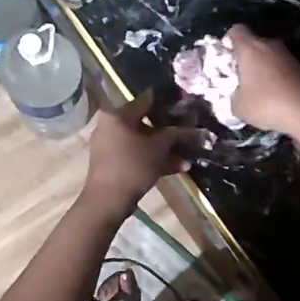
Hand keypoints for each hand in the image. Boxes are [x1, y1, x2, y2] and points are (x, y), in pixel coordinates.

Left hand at [80, 93, 191, 218]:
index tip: (183, 104)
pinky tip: (177, 167)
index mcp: (117, 115)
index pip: (145, 100)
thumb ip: (175, 135)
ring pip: (141, 143)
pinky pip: (135, 156)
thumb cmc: (133, 165)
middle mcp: (110, 126)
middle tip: (188, 134)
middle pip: (144, 124)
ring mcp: (109, 146)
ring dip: (164, 150)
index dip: (165, 102)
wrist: (108, 200)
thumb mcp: (158, 148)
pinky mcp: (112, 164)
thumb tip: (191, 129)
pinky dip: (152, 160)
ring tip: (187, 156)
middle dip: (168, 132)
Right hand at [227, 25, 299, 134]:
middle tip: (240, 77)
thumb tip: (239, 93)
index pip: (236, 30)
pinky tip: (275, 95)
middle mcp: (270, 45)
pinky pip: (282, 67)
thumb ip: (234, 94)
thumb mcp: (238, 106)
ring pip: (269, 55)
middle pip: (254, 43)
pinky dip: (276, 77)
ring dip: (263, 68)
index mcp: (250, 48)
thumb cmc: (266, 103)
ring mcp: (288, 55)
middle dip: (246, 57)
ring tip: (258, 89)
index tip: (226, 57)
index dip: (229, 41)